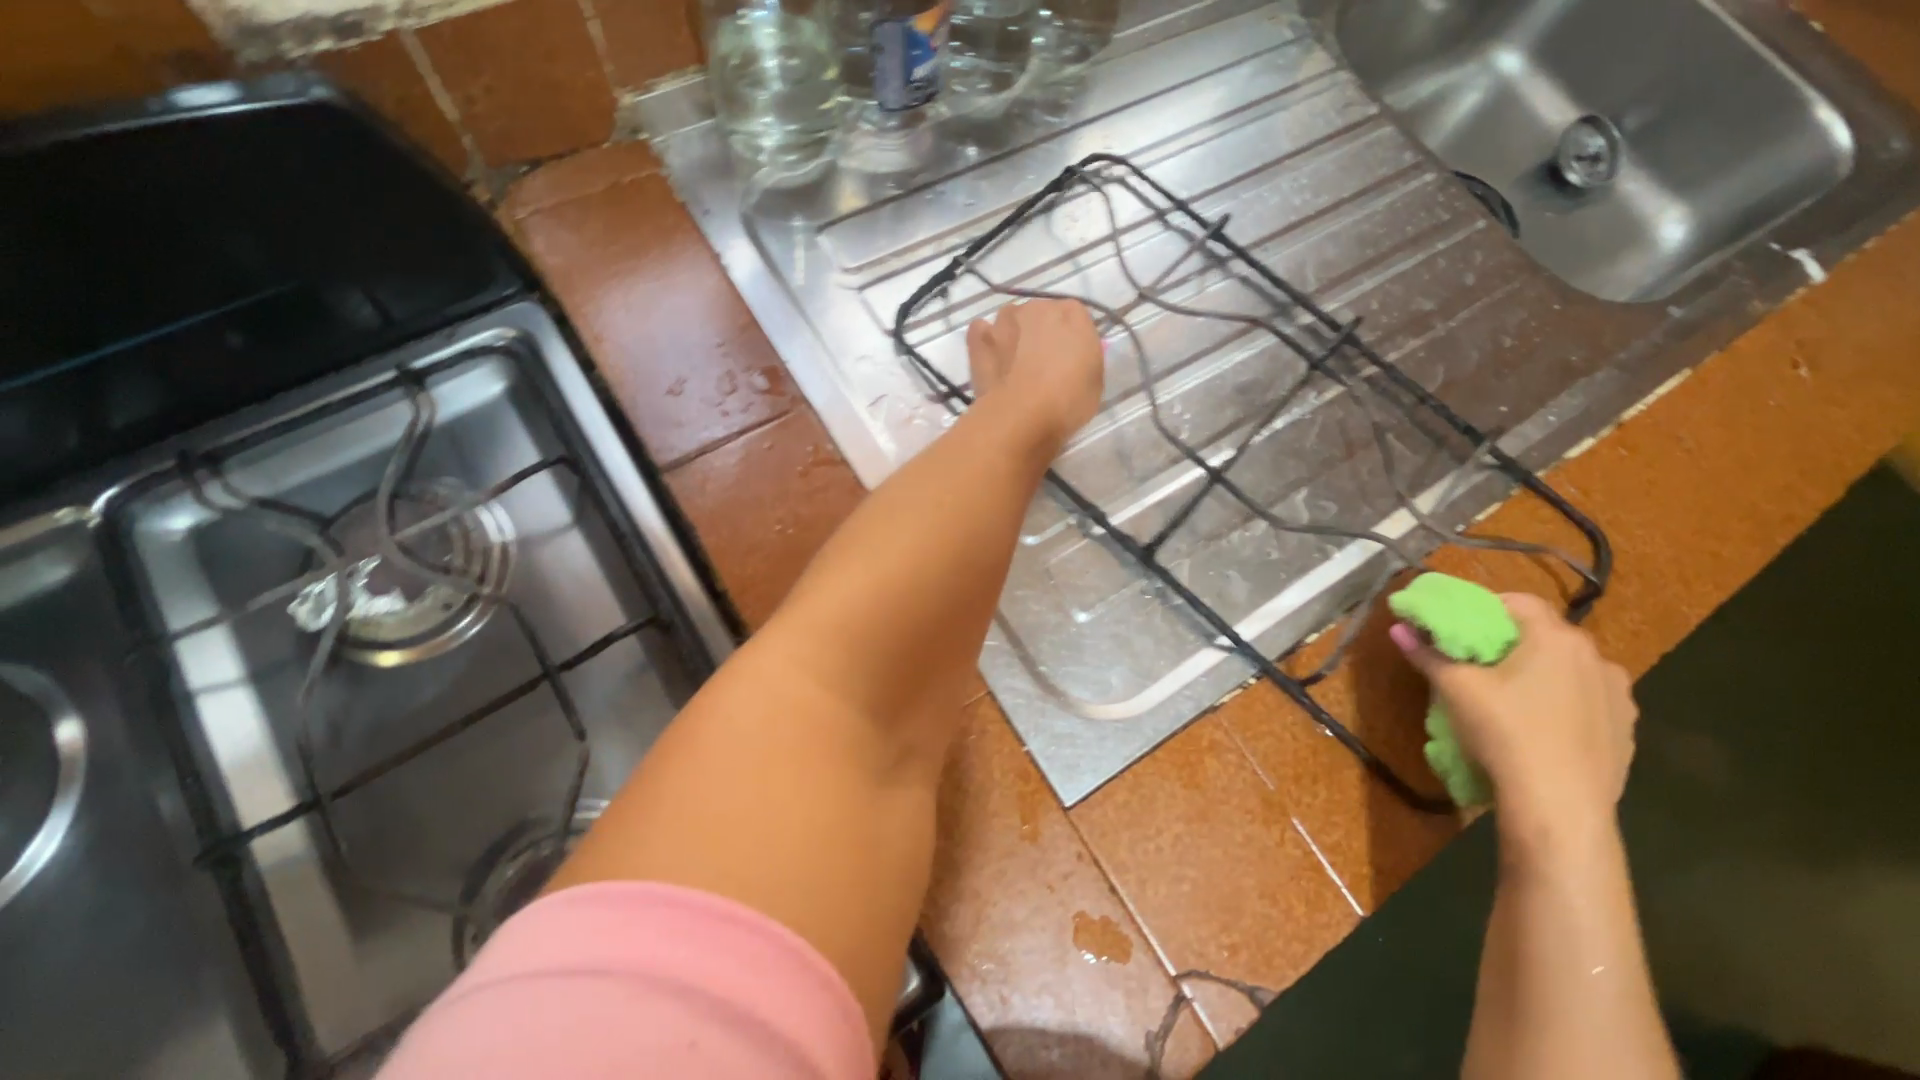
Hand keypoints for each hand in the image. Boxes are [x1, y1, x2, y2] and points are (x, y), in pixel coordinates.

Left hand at [966, 299, 1104, 448]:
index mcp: (1073, 312)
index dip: (1071, 340)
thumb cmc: (1069, 400)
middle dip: (1041, 334)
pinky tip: (991, 362)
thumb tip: (1071, 357)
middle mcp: (1038, 306)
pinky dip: (986, 342)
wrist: (1024, 415)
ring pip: (1011, 321)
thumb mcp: (1095, 380)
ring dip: (1013, 336)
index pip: (1075, 318)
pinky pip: (982, 331)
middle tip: (1042, 366)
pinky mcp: (978, 338)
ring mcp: (1004, 320)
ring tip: (1014, 367)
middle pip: (1041, 315)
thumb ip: (1084, 357)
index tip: (1069, 361)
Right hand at [1392, 593, 1638, 843]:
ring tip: (1514, 702)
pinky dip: (1568, 707)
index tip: (1463, 628)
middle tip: (1481, 667)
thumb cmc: (1506, 733)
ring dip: (1545, 676)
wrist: (1561, 806)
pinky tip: (1544, 732)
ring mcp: (1619, 696)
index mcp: (1556, 638)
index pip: (1519, 602)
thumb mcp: (1456, 690)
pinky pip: (1591, 704)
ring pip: (1572, 671)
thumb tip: (1398, 628)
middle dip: (1514, 645)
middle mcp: (1597, 658)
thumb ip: (1428, 654)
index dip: (1487, 608)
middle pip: (1547, 636)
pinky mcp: (1626, 731)